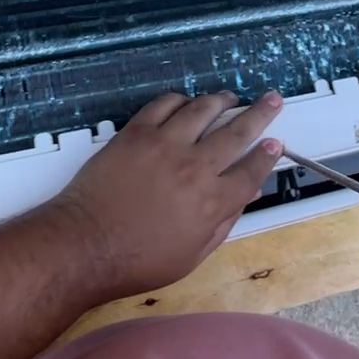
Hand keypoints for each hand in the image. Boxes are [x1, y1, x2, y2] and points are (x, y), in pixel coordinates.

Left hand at [40, 91, 283, 301]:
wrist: (83, 246)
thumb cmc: (136, 260)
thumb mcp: (191, 255)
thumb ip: (223, 222)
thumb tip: (246, 196)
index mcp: (212, 202)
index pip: (251, 171)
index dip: (267, 155)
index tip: (276, 143)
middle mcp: (195, 167)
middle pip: (238, 132)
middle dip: (261, 114)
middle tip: (272, 100)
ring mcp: (166, 144)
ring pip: (203, 109)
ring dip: (222, 100)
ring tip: (230, 97)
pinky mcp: (137, 132)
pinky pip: (165, 104)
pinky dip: (180, 100)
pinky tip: (185, 103)